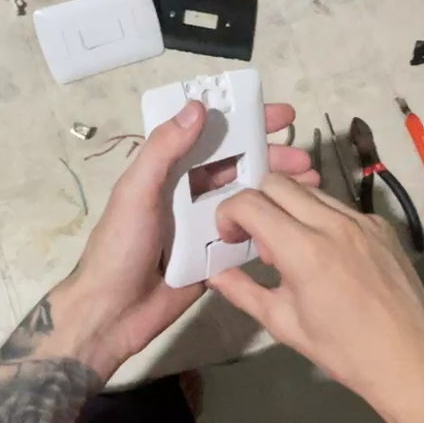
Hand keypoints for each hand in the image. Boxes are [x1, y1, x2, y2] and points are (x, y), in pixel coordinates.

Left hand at [41, 101, 315, 378]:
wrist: (112, 315)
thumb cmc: (119, 247)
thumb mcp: (137, 192)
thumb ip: (164, 150)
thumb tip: (198, 106)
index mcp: (169, 170)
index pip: (211, 135)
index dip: (244, 121)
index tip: (279, 115)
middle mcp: (190, 192)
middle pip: (239, 165)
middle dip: (272, 157)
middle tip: (304, 158)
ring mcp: (206, 224)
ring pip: (250, 197)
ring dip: (278, 188)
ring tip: (311, 184)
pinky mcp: (218, 255)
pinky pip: (249, 233)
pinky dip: (272, 224)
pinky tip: (295, 221)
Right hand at [208, 174, 423, 422]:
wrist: (410, 359)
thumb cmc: (343, 351)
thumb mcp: (285, 325)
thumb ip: (244, 292)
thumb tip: (214, 275)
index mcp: (305, 250)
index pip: (251, 202)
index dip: (229, 213)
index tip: (229, 238)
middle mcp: (334, 223)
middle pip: (278, 183)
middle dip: (256, 202)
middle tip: (255, 237)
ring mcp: (362, 220)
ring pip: (310, 190)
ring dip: (288, 208)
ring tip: (290, 248)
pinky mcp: (382, 225)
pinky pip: (340, 206)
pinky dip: (320, 218)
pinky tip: (325, 253)